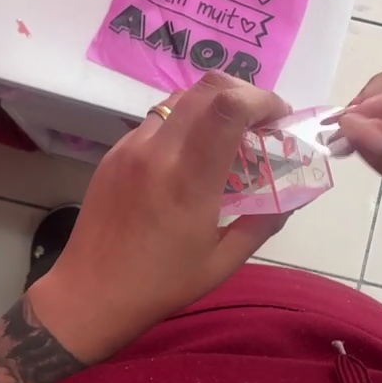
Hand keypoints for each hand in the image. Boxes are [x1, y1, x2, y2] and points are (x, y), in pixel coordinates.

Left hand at [29, 73, 292, 361]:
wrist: (90, 294)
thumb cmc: (160, 285)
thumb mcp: (223, 262)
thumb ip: (262, 222)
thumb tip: (291, 195)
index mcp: (189, 178)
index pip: (228, 106)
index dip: (263, 99)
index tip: (280, 119)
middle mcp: (158, 151)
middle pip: (207, 87)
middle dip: (244, 94)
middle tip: (259, 125)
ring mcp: (130, 148)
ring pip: (179, 100)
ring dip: (211, 108)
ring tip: (224, 142)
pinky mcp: (113, 154)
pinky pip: (155, 122)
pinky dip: (182, 126)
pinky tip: (187, 160)